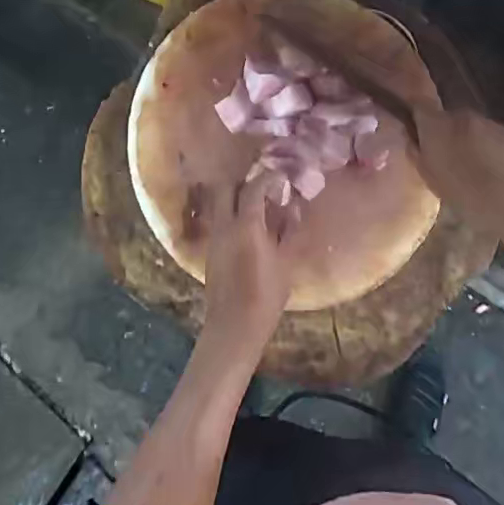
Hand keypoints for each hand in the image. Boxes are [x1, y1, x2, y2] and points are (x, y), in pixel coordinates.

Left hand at [199, 172, 301, 354]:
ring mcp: (214, 236)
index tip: (281, 178)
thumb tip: (293, 207)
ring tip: (256, 205)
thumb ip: (288, 231)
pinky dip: (230, 213)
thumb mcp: (285, 263)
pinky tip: (247, 226)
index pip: (253, 188)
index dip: (268, 178)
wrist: (233, 326)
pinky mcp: (209, 249)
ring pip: (218, 202)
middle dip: (244, 182)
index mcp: (246, 225)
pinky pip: (218, 219)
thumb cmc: (265, 297)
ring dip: (234, 197)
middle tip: (263, 187)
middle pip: (226, 187)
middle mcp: (224, 225)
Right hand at [408, 104, 503, 235]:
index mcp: (436, 123)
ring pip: (476, 128)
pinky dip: (494, 150)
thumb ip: (415, 151)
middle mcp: (462, 116)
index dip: (418, 115)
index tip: (418, 128)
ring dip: (473, 140)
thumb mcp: (426, 174)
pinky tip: (497, 172)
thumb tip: (412, 140)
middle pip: (451, 118)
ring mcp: (490, 124)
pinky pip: (496, 139)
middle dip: (449, 132)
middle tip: (450, 156)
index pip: (420, 106)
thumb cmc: (457, 188)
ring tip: (477, 167)